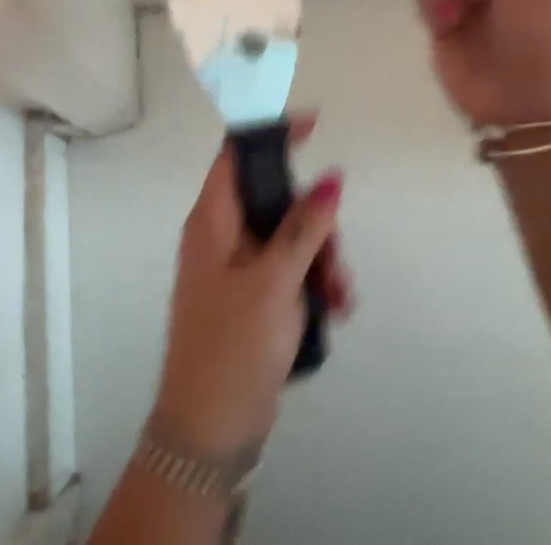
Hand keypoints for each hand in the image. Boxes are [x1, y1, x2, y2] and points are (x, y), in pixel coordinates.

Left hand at [151, 114, 352, 457]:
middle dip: (316, 222)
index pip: (237, 155)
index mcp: (212, 221)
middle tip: (335, 259)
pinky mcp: (252, 297)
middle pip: (276, 199)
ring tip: (340, 299)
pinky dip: (313, 283)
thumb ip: (304, 227)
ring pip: (290, 237)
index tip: (315, 124)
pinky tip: (334, 310)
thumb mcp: (275, 281)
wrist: (211, 425)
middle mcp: (221, 236)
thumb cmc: (234, 344)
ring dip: (322, 260)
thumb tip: (331, 178)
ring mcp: (237, 268)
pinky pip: (289, 270)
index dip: (272, 132)